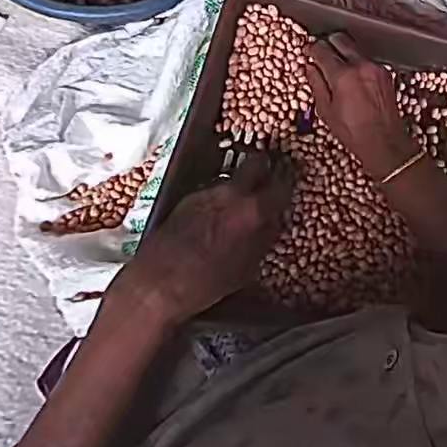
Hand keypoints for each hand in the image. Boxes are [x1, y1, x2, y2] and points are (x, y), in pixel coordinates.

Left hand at [107, 153, 293, 325]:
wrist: (156, 284)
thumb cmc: (207, 283)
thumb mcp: (247, 267)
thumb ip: (265, 237)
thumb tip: (273, 221)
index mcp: (252, 210)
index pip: (281, 185)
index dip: (289, 183)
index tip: (291, 185)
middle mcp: (231, 193)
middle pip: (256, 163)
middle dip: (266, 168)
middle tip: (269, 180)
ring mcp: (207, 192)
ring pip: (232, 178)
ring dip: (240, 186)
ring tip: (241, 206)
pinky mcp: (187, 198)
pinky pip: (213, 190)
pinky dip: (220, 198)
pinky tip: (216, 218)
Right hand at [304, 33, 419, 179]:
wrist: (384, 141)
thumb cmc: (354, 132)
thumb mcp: (326, 110)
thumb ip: (316, 83)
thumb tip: (310, 67)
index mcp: (343, 75)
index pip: (322, 49)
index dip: (312, 49)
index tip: (309, 52)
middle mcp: (361, 66)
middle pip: (341, 39)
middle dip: (328, 44)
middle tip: (321, 55)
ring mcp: (376, 68)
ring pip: (356, 48)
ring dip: (344, 52)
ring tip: (336, 68)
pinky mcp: (385, 73)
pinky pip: (367, 59)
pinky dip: (358, 62)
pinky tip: (353, 77)